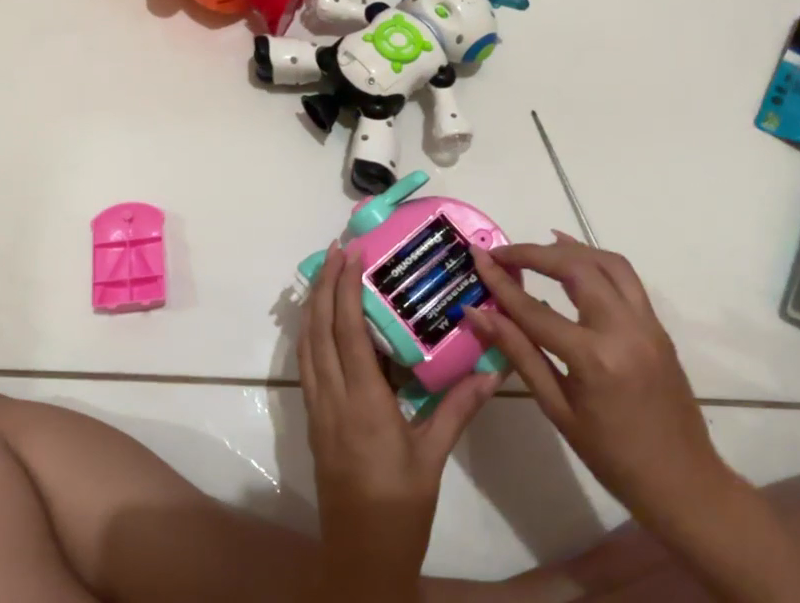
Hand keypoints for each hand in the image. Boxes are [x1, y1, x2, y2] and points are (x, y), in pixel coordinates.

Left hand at [299, 242, 498, 596]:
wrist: (360, 550)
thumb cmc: (401, 504)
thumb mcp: (433, 456)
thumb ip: (458, 409)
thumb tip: (492, 371)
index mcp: (363, 401)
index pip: (348, 331)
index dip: (346, 289)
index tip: (351, 255)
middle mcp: (332, 396)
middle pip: (319, 329)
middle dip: (325, 285)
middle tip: (335, 250)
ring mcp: (317, 407)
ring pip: (307, 344)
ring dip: (314, 305)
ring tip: (324, 274)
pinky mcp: (313, 418)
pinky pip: (307, 365)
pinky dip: (310, 334)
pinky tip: (320, 323)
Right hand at [463, 233, 736, 527]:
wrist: (682, 481)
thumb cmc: (610, 455)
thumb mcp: (556, 407)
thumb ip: (518, 352)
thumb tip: (477, 314)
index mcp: (594, 358)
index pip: (534, 308)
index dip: (500, 282)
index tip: (476, 258)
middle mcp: (624, 330)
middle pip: (575, 268)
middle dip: (534, 253)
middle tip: (501, 253)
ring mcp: (647, 324)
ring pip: (608, 263)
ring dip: (569, 249)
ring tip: (536, 248)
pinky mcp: (658, 326)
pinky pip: (626, 279)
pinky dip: (596, 262)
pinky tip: (574, 260)